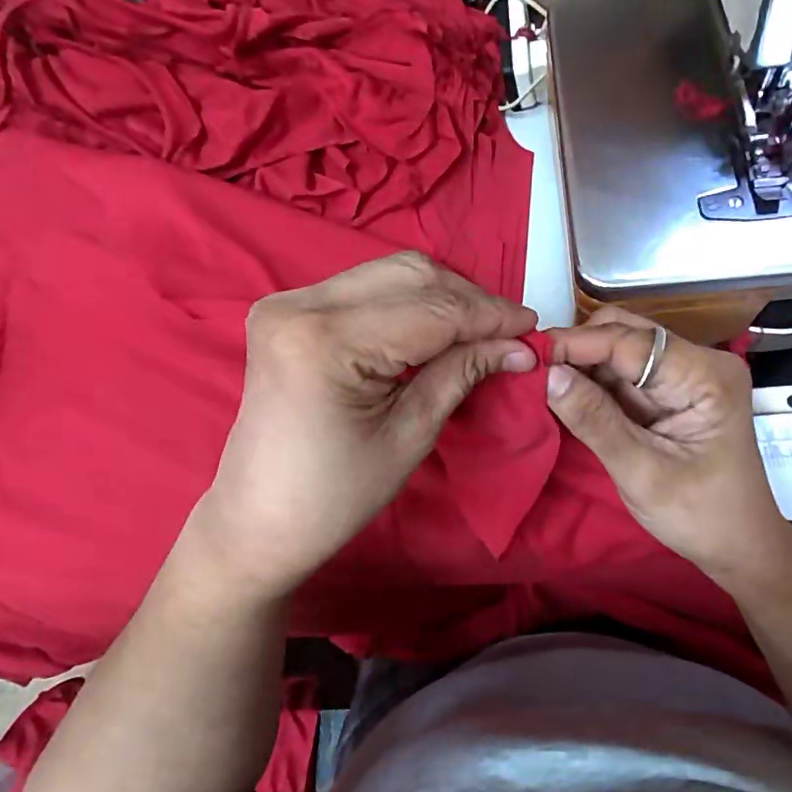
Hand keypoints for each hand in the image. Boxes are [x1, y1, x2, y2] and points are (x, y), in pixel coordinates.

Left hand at [192, 252, 537, 599]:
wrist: (258, 518)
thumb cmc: (334, 496)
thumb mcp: (409, 435)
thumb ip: (461, 373)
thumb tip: (518, 346)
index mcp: (324, 341)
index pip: (430, 310)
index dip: (488, 317)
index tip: (532, 328)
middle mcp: (299, 304)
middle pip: (409, 274)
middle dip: (469, 300)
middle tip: (510, 332)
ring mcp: (287, 302)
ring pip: (389, 273)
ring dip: (442, 296)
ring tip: (481, 330)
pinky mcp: (288, 310)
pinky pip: (366, 287)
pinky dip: (409, 301)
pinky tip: (438, 326)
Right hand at [544, 307, 791, 582]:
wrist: (738, 546)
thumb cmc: (700, 517)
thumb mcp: (641, 473)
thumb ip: (594, 421)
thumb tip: (548, 375)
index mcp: (705, 376)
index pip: (630, 343)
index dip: (577, 344)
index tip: (531, 356)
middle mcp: (699, 362)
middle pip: (626, 333)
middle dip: (578, 348)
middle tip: (533, 372)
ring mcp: (686, 374)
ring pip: (621, 349)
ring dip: (582, 363)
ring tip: (542, 382)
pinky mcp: (672, 391)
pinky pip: (625, 373)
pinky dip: (593, 381)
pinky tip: (567, 393)